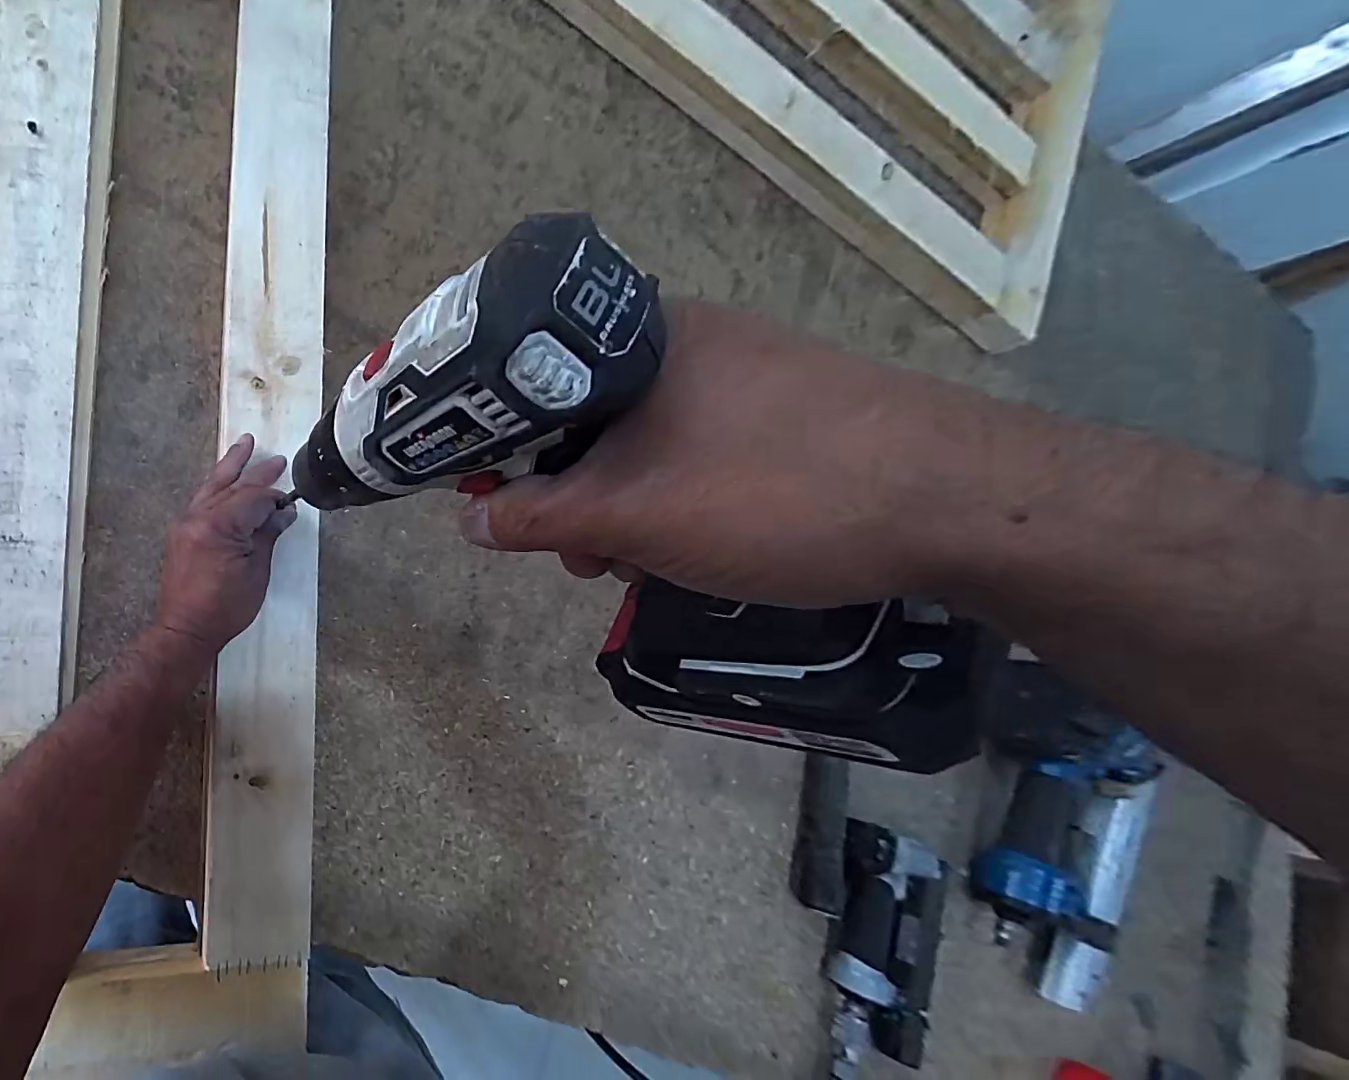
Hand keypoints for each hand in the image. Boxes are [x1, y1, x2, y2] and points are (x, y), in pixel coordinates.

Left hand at [153, 434, 298, 651]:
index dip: (275, 499)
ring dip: (230, 466)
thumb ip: (267, 535)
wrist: (185, 629)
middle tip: (276, 460)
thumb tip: (284, 513)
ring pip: (211, 486)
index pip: (254, 498)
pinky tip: (224, 479)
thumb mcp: (256, 571)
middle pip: (232, 486)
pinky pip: (201, 499)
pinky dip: (216, 486)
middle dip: (256, 472)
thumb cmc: (225, 607)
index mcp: (219, 526)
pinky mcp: (181, 532)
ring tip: (243, 445)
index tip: (291, 504)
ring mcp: (185, 522)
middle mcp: (198, 517)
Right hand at [457, 300, 1015, 606]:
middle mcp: (681, 344)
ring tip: (635, 565)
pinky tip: (685, 549)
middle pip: (582, 422)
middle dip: (568, 498)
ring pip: (635, 447)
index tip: (497, 503)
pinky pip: (685, 455)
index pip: (531, 385)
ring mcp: (732, 377)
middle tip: (580, 556)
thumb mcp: (631, 513)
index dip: (501, 448)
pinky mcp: (770, 413)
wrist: (958, 504)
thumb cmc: (770, 492)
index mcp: (638, 339)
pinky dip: (667, 502)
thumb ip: (536, 516)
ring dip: (617, 510)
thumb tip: (466, 522)